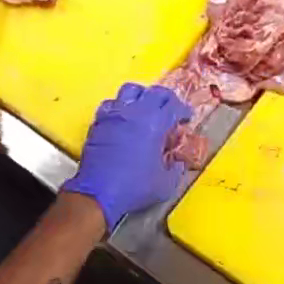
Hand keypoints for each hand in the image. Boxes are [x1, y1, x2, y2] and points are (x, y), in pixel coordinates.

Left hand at [62, 85, 192, 230]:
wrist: (98, 193)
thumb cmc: (134, 188)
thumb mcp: (165, 184)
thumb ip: (176, 169)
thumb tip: (177, 162)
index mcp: (155, 123)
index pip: (174, 105)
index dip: (183, 110)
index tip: (185, 119)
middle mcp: (134, 112)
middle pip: (154, 91)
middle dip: (165, 99)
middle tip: (169, 110)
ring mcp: (114, 115)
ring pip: (130, 90)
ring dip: (141, 96)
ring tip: (144, 108)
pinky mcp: (98, 123)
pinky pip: (110, 105)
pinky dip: (120, 107)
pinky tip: (122, 119)